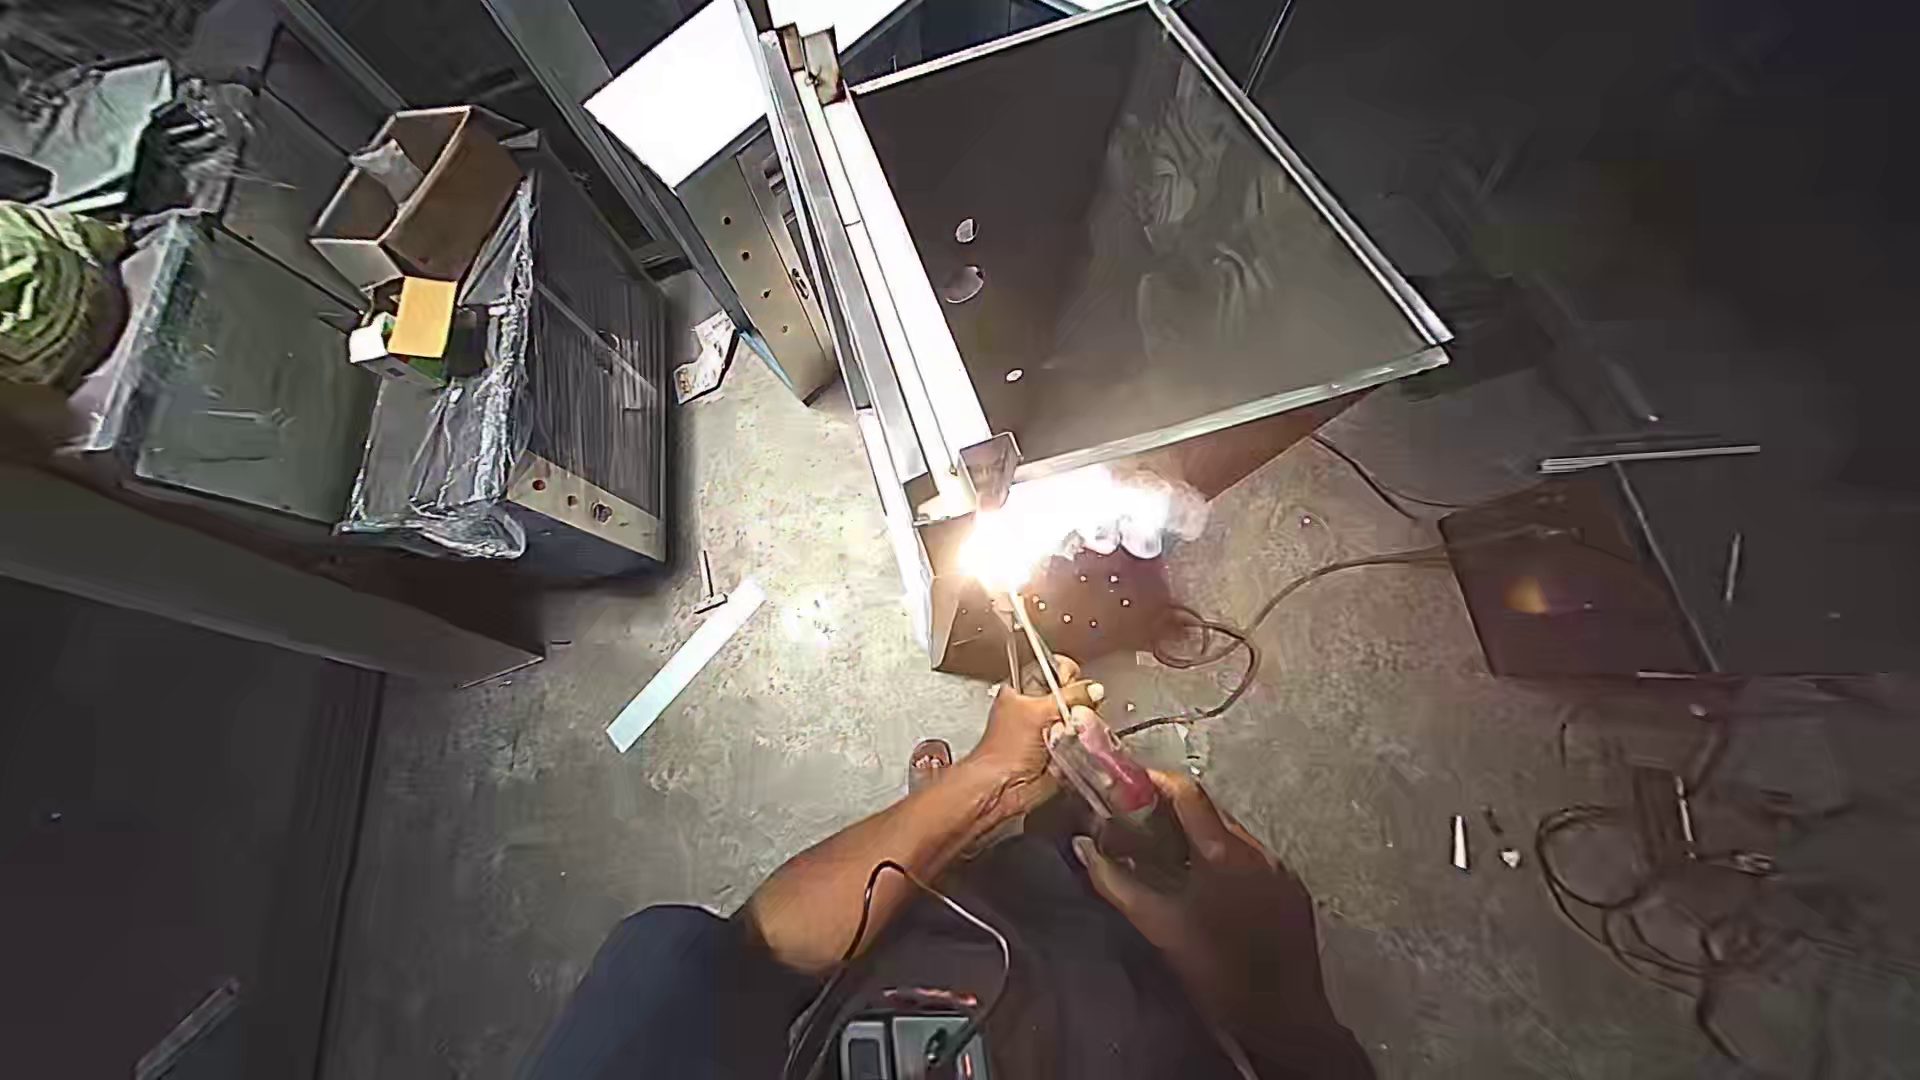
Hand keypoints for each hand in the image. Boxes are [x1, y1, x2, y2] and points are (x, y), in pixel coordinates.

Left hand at [960, 654, 1101, 819]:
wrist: (1002, 788)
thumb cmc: (1006, 748)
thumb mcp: (1037, 712)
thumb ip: (1069, 697)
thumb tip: (1094, 689)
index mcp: (1024, 688)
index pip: (1054, 667)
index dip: (1066, 673)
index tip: (1071, 682)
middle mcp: (1038, 706)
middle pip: (1073, 693)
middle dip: (1079, 703)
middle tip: (1071, 713)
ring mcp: (1051, 728)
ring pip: (1081, 717)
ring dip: (1081, 725)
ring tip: (1069, 735)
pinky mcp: (1063, 750)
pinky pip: (1084, 740)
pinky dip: (1085, 743)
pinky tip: (1077, 747)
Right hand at [1074, 771, 1340, 1051]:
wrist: (1287, 1026)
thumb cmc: (1217, 974)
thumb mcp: (1158, 927)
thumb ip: (1114, 882)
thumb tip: (1082, 846)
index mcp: (1223, 853)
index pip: (1187, 792)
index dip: (1155, 780)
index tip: (1129, 781)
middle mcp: (1255, 850)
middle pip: (1208, 807)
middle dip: (1172, 805)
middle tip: (1139, 815)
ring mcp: (1278, 867)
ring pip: (1228, 829)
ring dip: (1196, 830)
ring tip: (1167, 846)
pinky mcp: (1291, 886)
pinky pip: (1248, 853)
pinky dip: (1220, 852)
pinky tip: (1204, 876)